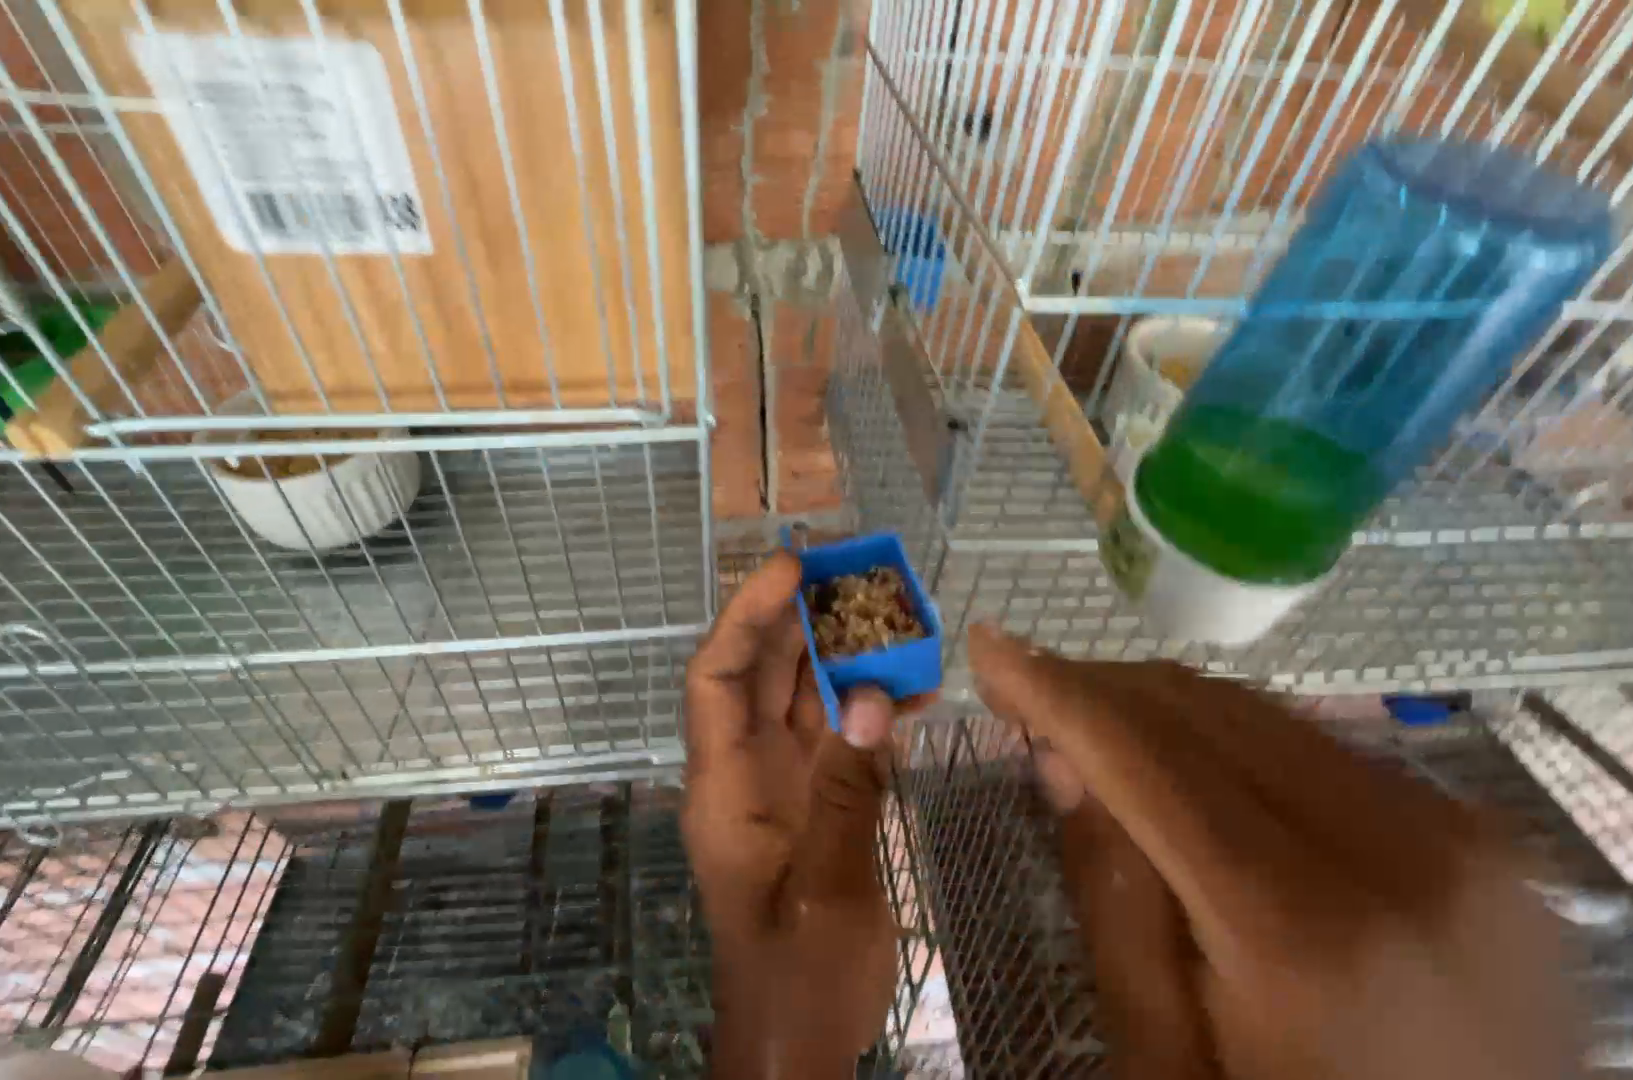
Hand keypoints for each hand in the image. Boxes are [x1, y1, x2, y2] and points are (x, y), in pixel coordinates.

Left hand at [682, 552, 899, 1077]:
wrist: (801, 1040)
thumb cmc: (798, 975)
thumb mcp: (826, 889)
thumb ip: (848, 792)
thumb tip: (874, 696)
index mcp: (723, 783)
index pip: (716, 676)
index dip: (746, 615)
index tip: (791, 568)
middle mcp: (746, 768)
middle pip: (761, 672)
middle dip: (799, 616)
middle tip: (852, 568)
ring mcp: (783, 781)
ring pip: (804, 696)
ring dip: (841, 653)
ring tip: (891, 612)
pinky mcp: (818, 799)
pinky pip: (841, 734)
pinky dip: (872, 706)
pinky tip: (916, 687)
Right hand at [969, 625, 1582, 1079]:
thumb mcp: (1165, 1060)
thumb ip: (1112, 902)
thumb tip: (1063, 757)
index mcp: (1306, 933)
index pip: (1148, 757)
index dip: (1054, 689)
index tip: (986, 643)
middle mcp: (1399, 857)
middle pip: (1204, 715)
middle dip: (1097, 688)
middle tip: (1023, 688)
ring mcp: (1461, 839)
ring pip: (1259, 714)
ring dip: (1157, 707)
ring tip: (1090, 721)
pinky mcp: (1486, 838)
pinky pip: (1318, 749)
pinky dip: (1229, 740)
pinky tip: (1185, 764)